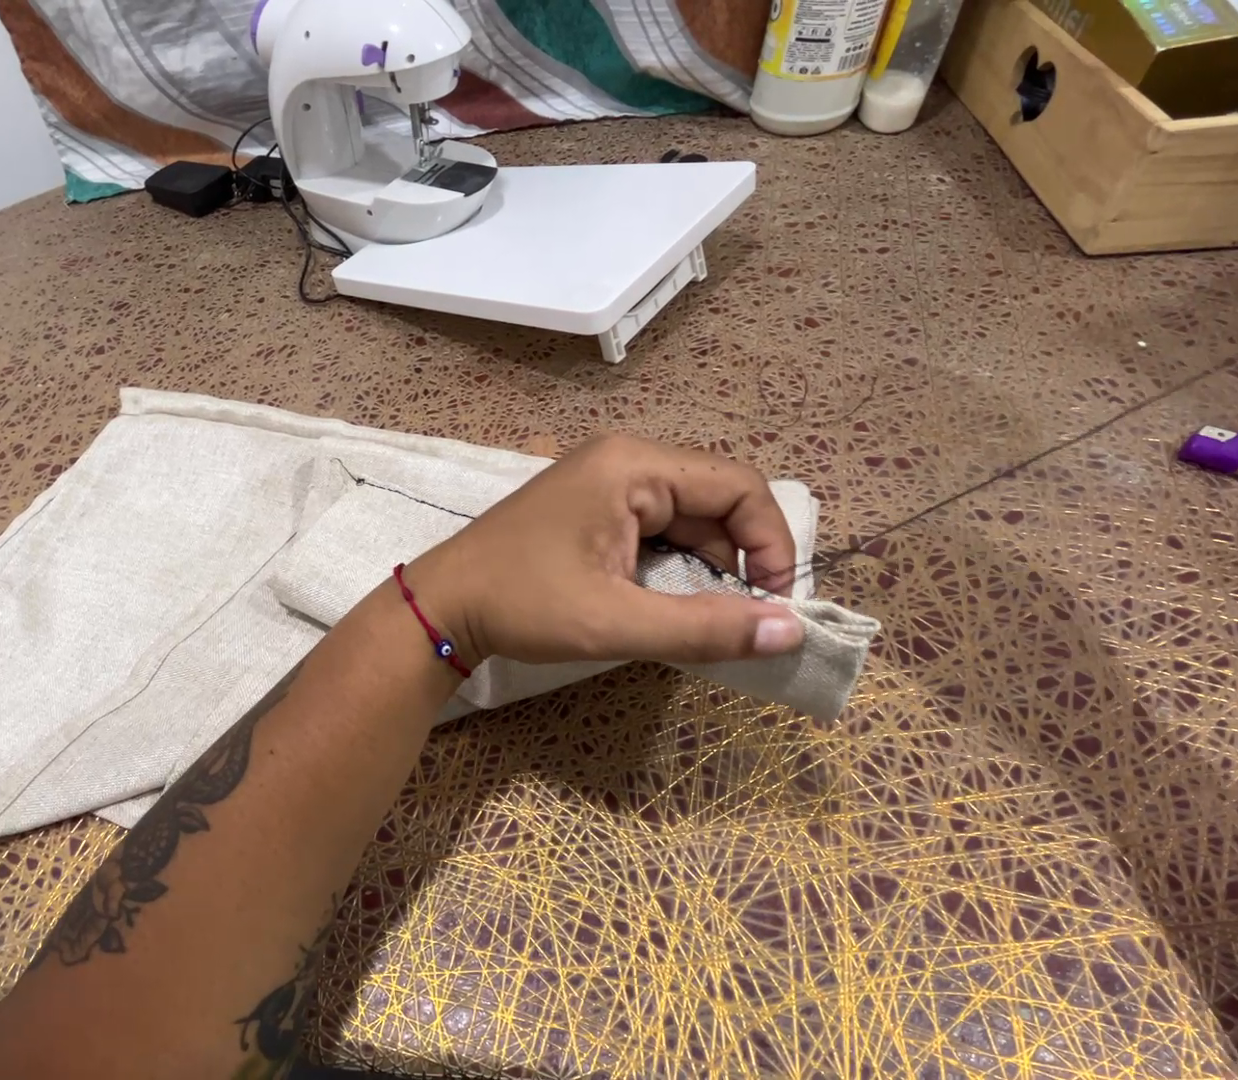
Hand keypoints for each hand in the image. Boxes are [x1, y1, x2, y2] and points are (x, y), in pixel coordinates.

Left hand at [405, 434, 806, 666]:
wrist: (444, 605)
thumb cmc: (522, 604)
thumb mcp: (614, 621)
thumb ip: (705, 627)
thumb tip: (792, 630)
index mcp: (632, 466)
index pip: (737, 486)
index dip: (771, 543)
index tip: (775, 604)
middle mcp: (623, 461)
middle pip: (714, 499)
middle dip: (741, 557)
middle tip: (746, 619)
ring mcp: (602, 482)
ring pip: (686, 517)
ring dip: (709, 565)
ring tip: (711, 617)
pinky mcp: (590, 507)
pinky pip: (654, 528)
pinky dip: (674, 564)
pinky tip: (672, 601)